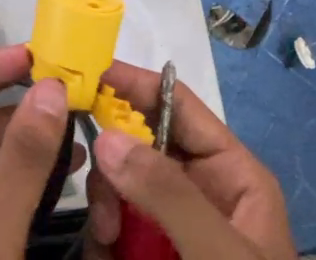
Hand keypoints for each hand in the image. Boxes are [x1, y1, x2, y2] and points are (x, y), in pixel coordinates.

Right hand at [83, 61, 295, 258]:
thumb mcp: (220, 255)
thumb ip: (169, 195)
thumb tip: (109, 136)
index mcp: (231, 174)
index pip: (178, 106)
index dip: (135, 83)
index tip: (84, 75)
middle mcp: (198, 191)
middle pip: (139, 145)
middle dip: (115, 164)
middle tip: (105, 205)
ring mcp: (170, 227)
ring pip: (118, 186)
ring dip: (105, 209)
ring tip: (110, 245)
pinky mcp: (146, 256)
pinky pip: (112, 228)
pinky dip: (103, 239)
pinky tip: (108, 257)